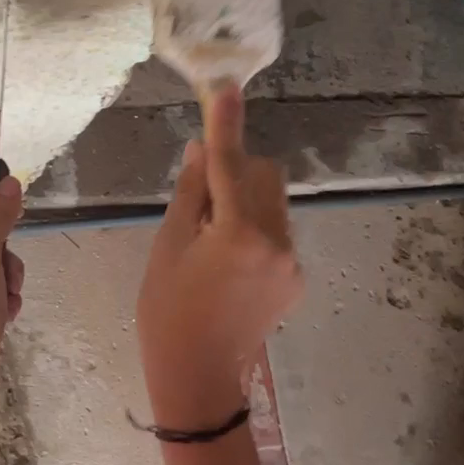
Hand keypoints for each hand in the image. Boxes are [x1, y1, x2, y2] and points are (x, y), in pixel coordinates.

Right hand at [137, 85, 301, 427]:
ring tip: (212, 238)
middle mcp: (277, 242)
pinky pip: (277, 232)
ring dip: (245, 200)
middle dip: (236, 171)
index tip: (226, 88)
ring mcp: (292, 263)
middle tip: (200, 199)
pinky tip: (228, 262)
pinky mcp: (296, 280)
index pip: (229, 164)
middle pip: (264, 176)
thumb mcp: (168, 247)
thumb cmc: (168, 310)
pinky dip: (254, 228)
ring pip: (273, 203)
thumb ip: (190, 194)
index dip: (225, 124)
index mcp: (238, 233)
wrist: (198, 377)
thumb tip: (198, 151)